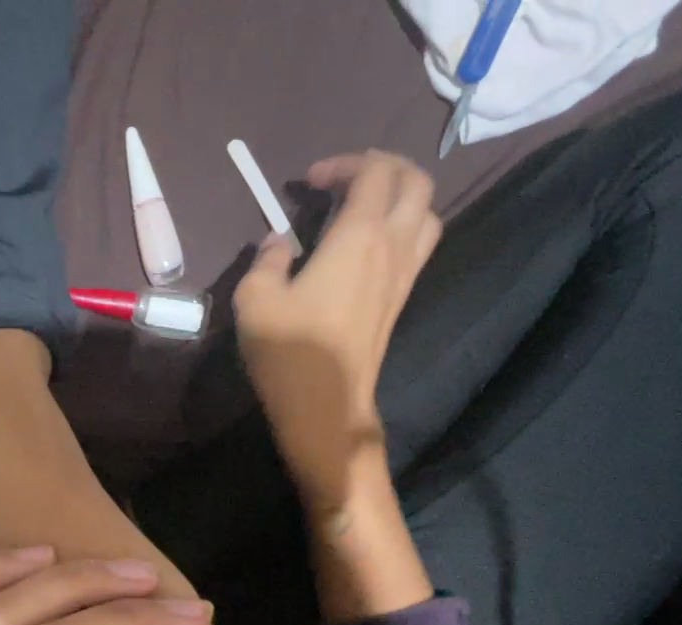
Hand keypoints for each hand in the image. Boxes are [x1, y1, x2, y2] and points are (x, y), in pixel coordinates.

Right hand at [235, 151, 441, 499]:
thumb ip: (266, 260)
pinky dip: (402, 226)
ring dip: (401, 196)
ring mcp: (405, 273)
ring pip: (426, 212)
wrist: (325, 403)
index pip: (373, 173)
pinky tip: (370, 244)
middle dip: (383, 168)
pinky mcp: (402, 298)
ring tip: (365, 206)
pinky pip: (419, 243)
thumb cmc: (288, 349)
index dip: (344, 164)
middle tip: (345, 180)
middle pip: (415, 182)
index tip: (308, 181)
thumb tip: (277, 242)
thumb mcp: (254, 298)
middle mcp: (393, 245)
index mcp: (360, 235)